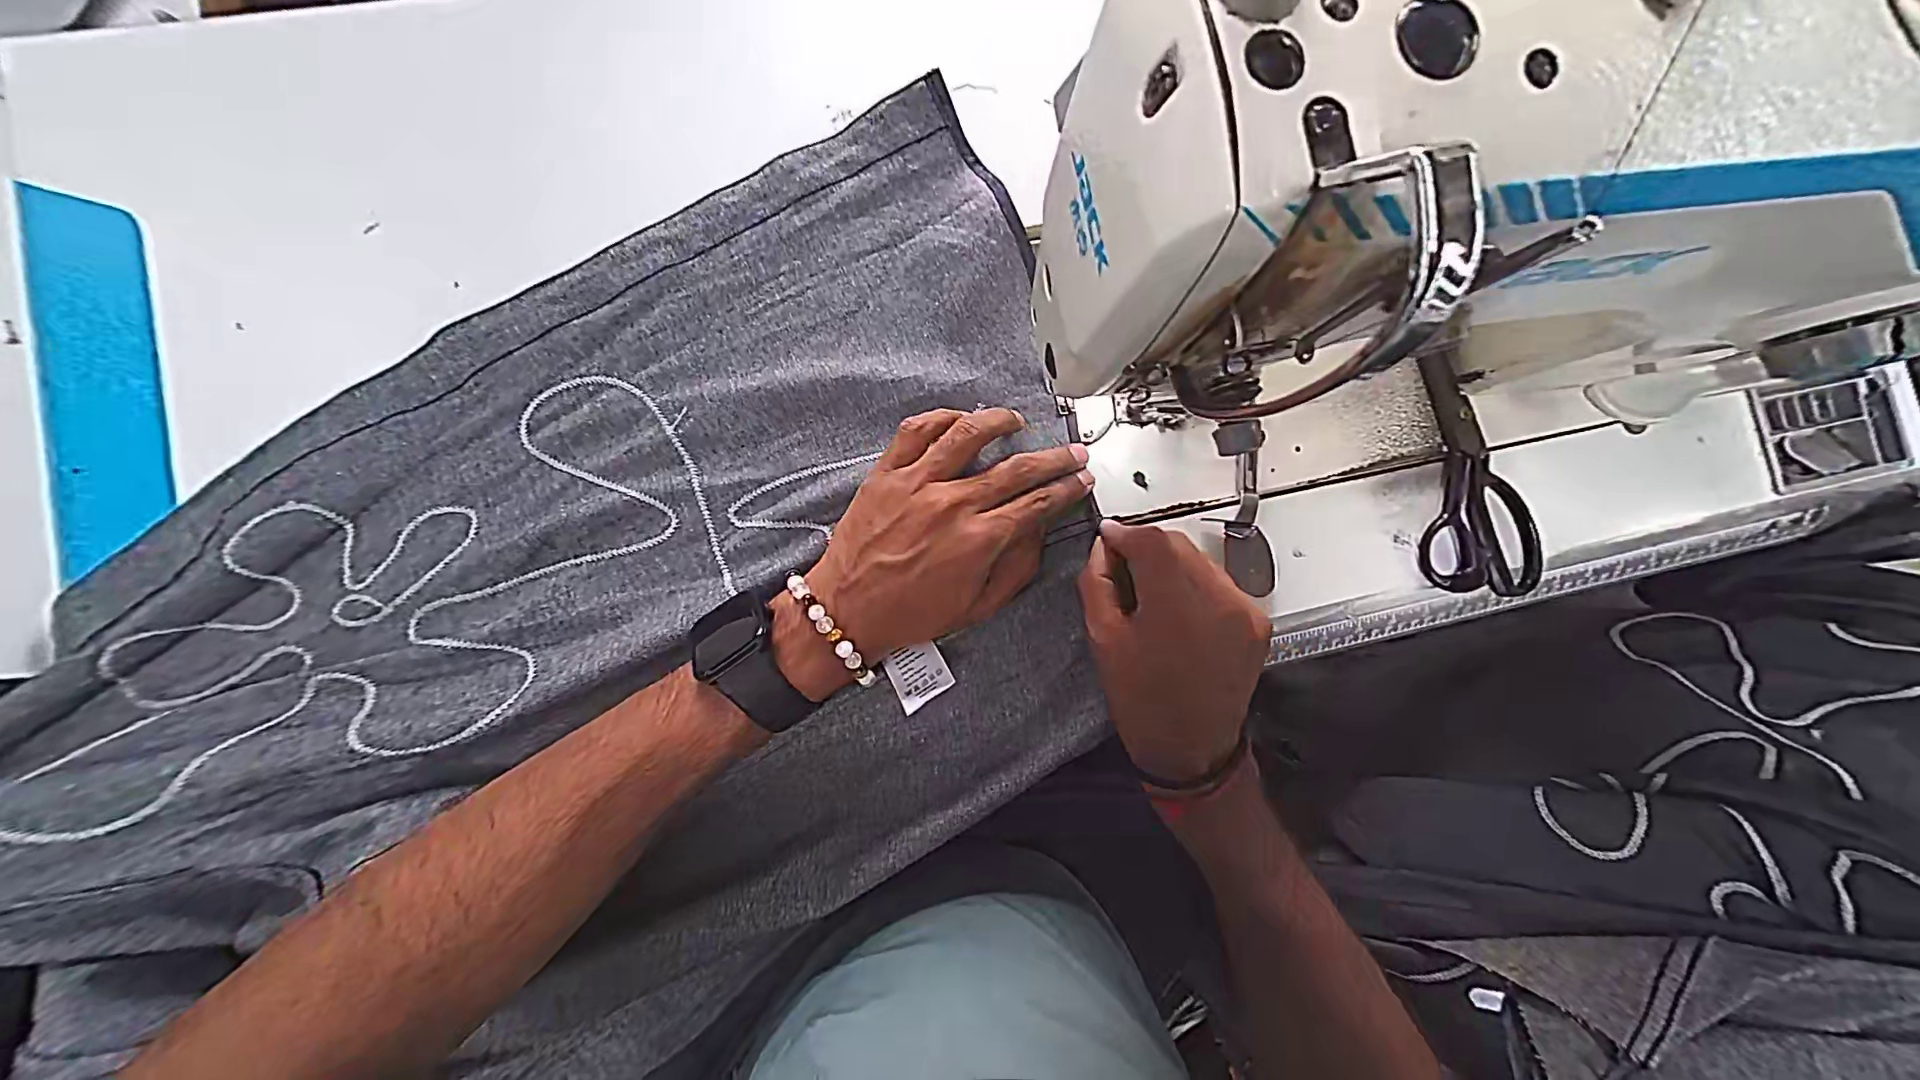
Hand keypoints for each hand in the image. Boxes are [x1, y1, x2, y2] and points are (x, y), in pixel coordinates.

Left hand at [772, 408, 1093, 699]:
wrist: (848, 611)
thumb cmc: (908, 613)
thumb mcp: (977, 606)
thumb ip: (1016, 567)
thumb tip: (1039, 533)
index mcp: (978, 539)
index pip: (1038, 502)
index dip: (1066, 488)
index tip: (1079, 480)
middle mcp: (951, 505)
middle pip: (1017, 467)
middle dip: (1055, 457)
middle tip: (1070, 453)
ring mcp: (917, 484)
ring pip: (969, 434)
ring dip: (1001, 421)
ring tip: (1017, 421)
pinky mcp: (887, 475)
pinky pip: (916, 431)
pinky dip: (942, 418)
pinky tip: (959, 419)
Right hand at [1078, 521, 1270, 779]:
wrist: (1191, 747)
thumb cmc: (1145, 703)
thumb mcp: (1103, 640)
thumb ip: (1097, 583)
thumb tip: (1103, 549)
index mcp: (1176, 606)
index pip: (1151, 540)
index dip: (1124, 533)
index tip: (1109, 537)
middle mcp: (1219, 601)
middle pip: (1177, 544)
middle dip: (1146, 547)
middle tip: (1122, 565)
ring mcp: (1243, 611)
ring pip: (1200, 560)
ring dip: (1171, 564)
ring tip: (1149, 594)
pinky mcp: (1257, 621)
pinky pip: (1219, 583)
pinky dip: (1195, 585)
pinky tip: (1177, 610)